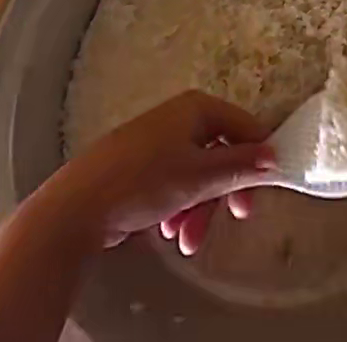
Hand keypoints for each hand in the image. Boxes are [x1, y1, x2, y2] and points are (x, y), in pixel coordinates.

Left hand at [54, 90, 276, 255]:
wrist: (71, 210)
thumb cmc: (143, 182)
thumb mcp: (200, 176)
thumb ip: (241, 165)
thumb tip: (274, 156)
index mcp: (197, 107)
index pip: (244, 126)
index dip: (257, 157)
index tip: (260, 190)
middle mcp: (179, 117)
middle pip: (219, 153)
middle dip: (223, 193)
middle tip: (233, 219)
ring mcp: (156, 141)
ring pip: (196, 173)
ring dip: (199, 208)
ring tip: (186, 239)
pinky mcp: (136, 166)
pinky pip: (172, 182)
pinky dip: (177, 206)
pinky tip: (166, 230)